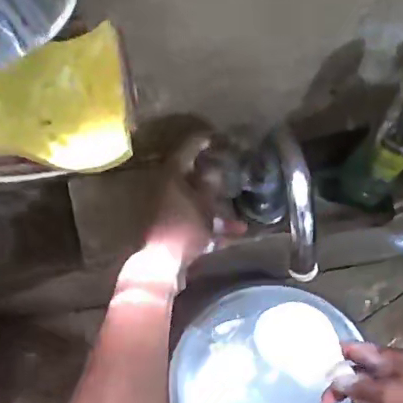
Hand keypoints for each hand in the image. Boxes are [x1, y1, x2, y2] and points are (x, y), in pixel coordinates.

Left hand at [117, 139, 242, 298]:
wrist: (161, 265)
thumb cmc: (183, 228)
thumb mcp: (204, 205)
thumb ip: (210, 186)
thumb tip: (214, 171)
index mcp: (171, 175)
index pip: (188, 148)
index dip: (204, 141)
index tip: (218, 137)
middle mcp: (166, 189)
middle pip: (192, 178)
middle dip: (214, 179)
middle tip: (231, 174)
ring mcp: (168, 211)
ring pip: (196, 204)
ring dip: (217, 210)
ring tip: (240, 219)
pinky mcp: (171, 231)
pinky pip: (195, 223)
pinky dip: (212, 228)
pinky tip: (234, 236)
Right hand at [318, 342, 402, 402]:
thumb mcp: (380, 395)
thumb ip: (355, 386)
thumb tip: (337, 380)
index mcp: (386, 357)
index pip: (352, 350)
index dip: (334, 360)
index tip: (320, 380)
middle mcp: (392, 366)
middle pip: (356, 373)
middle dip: (345, 392)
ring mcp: (400, 384)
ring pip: (367, 392)